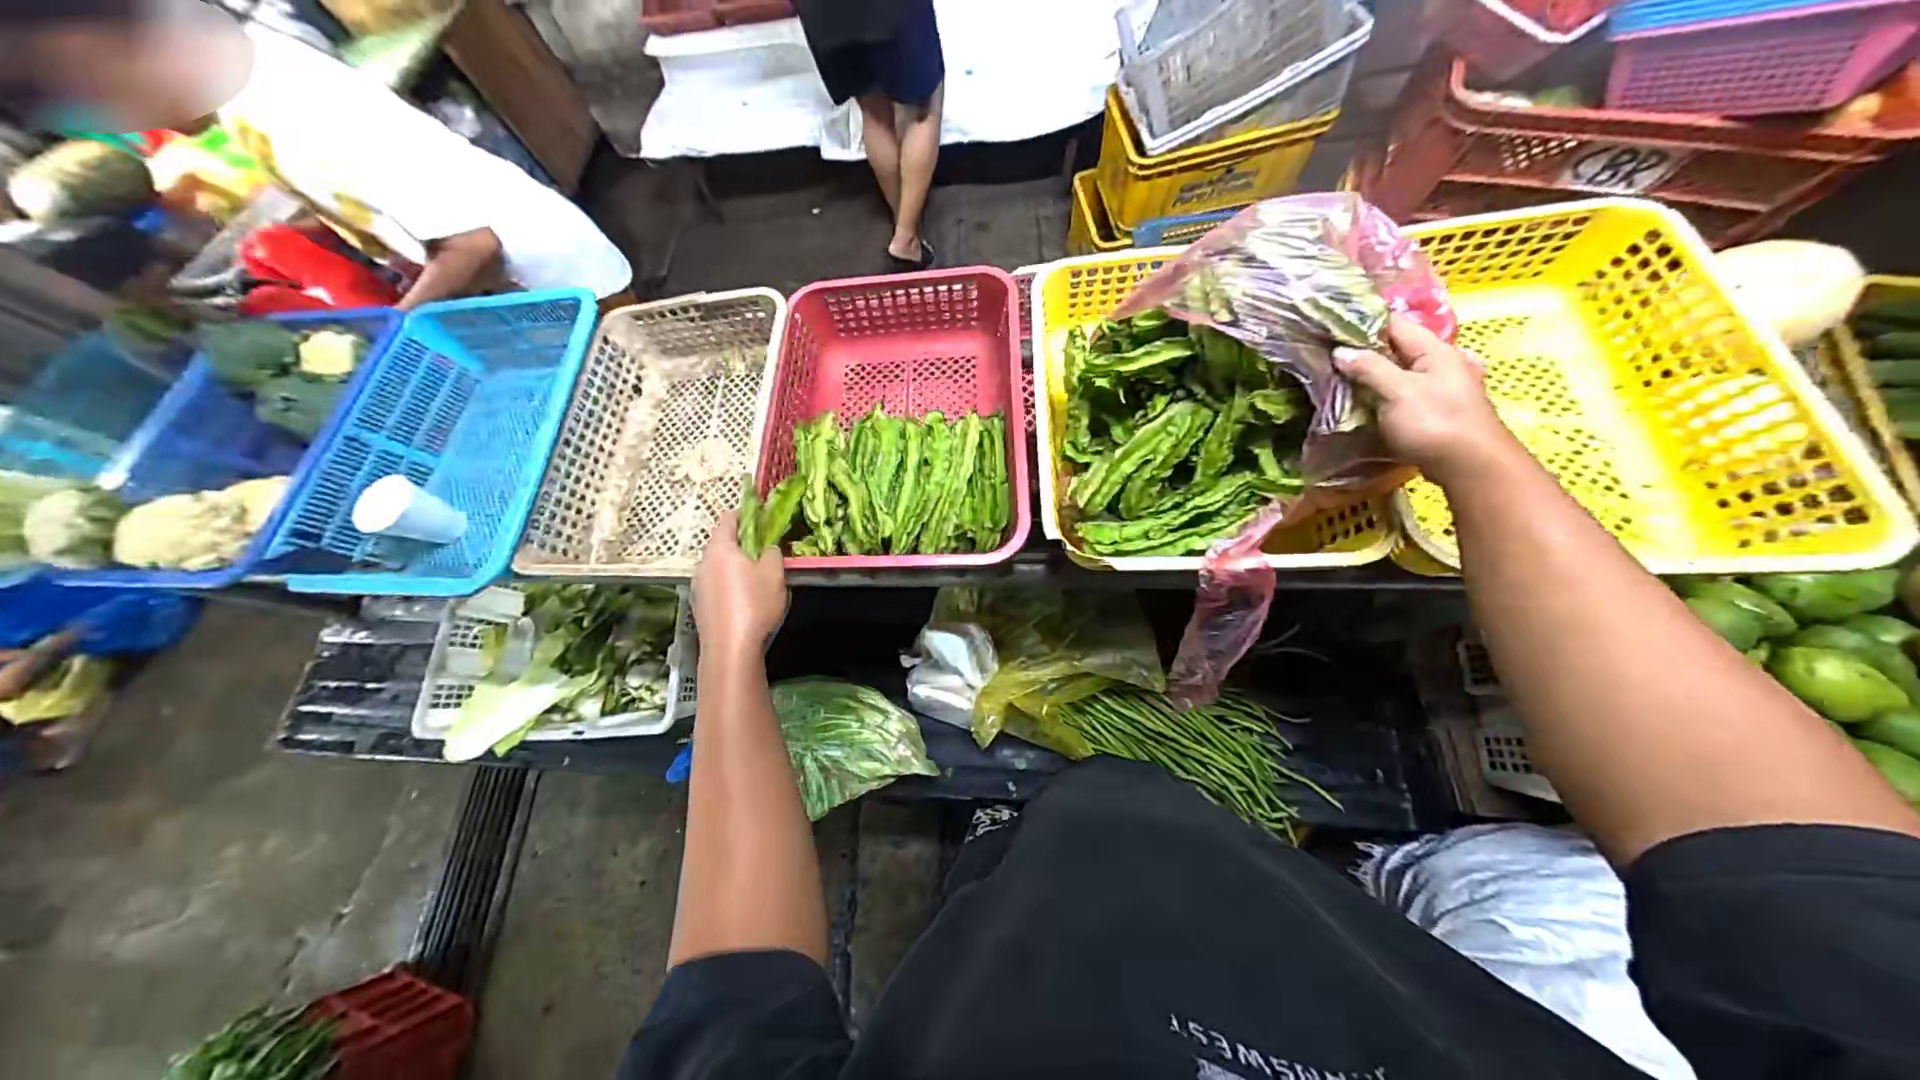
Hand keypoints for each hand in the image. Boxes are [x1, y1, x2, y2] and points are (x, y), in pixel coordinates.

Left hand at [693, 511, 787, 661]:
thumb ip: (772, 552)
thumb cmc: (754, 605)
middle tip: (765, 551)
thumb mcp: (774, 573)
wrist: (731, 649)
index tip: (763, 518)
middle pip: (722, 543)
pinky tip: (745, 600)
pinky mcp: (699, 605)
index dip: (746, 514)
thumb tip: (768, 546)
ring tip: (757, 578)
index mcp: (720, 548)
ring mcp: (697, 584)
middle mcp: (703, 562)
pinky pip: (716, 585)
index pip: (729, 518)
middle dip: (743, 543)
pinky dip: (729, 585)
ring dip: (735, 566)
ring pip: (718, 566)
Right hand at [1335, 315, 1515, 485]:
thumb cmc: (1434, 422)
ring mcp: (1438, 388)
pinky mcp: (1432, 410)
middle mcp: (1439, 363)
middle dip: (1362, 352)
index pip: (1394, 325)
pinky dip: (1379, 395)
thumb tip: (1340, 352)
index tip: (1330, 331)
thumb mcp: (1397, 391)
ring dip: (1369, 376)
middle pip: (1395, 349)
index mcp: (1434, 350)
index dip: (1362, 324)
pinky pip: (1400, 394)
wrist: (1469, 465)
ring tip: (1337, 380)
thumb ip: (1369, 368)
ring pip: (1396, 373)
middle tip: (1326, 357)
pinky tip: (1360, 403)